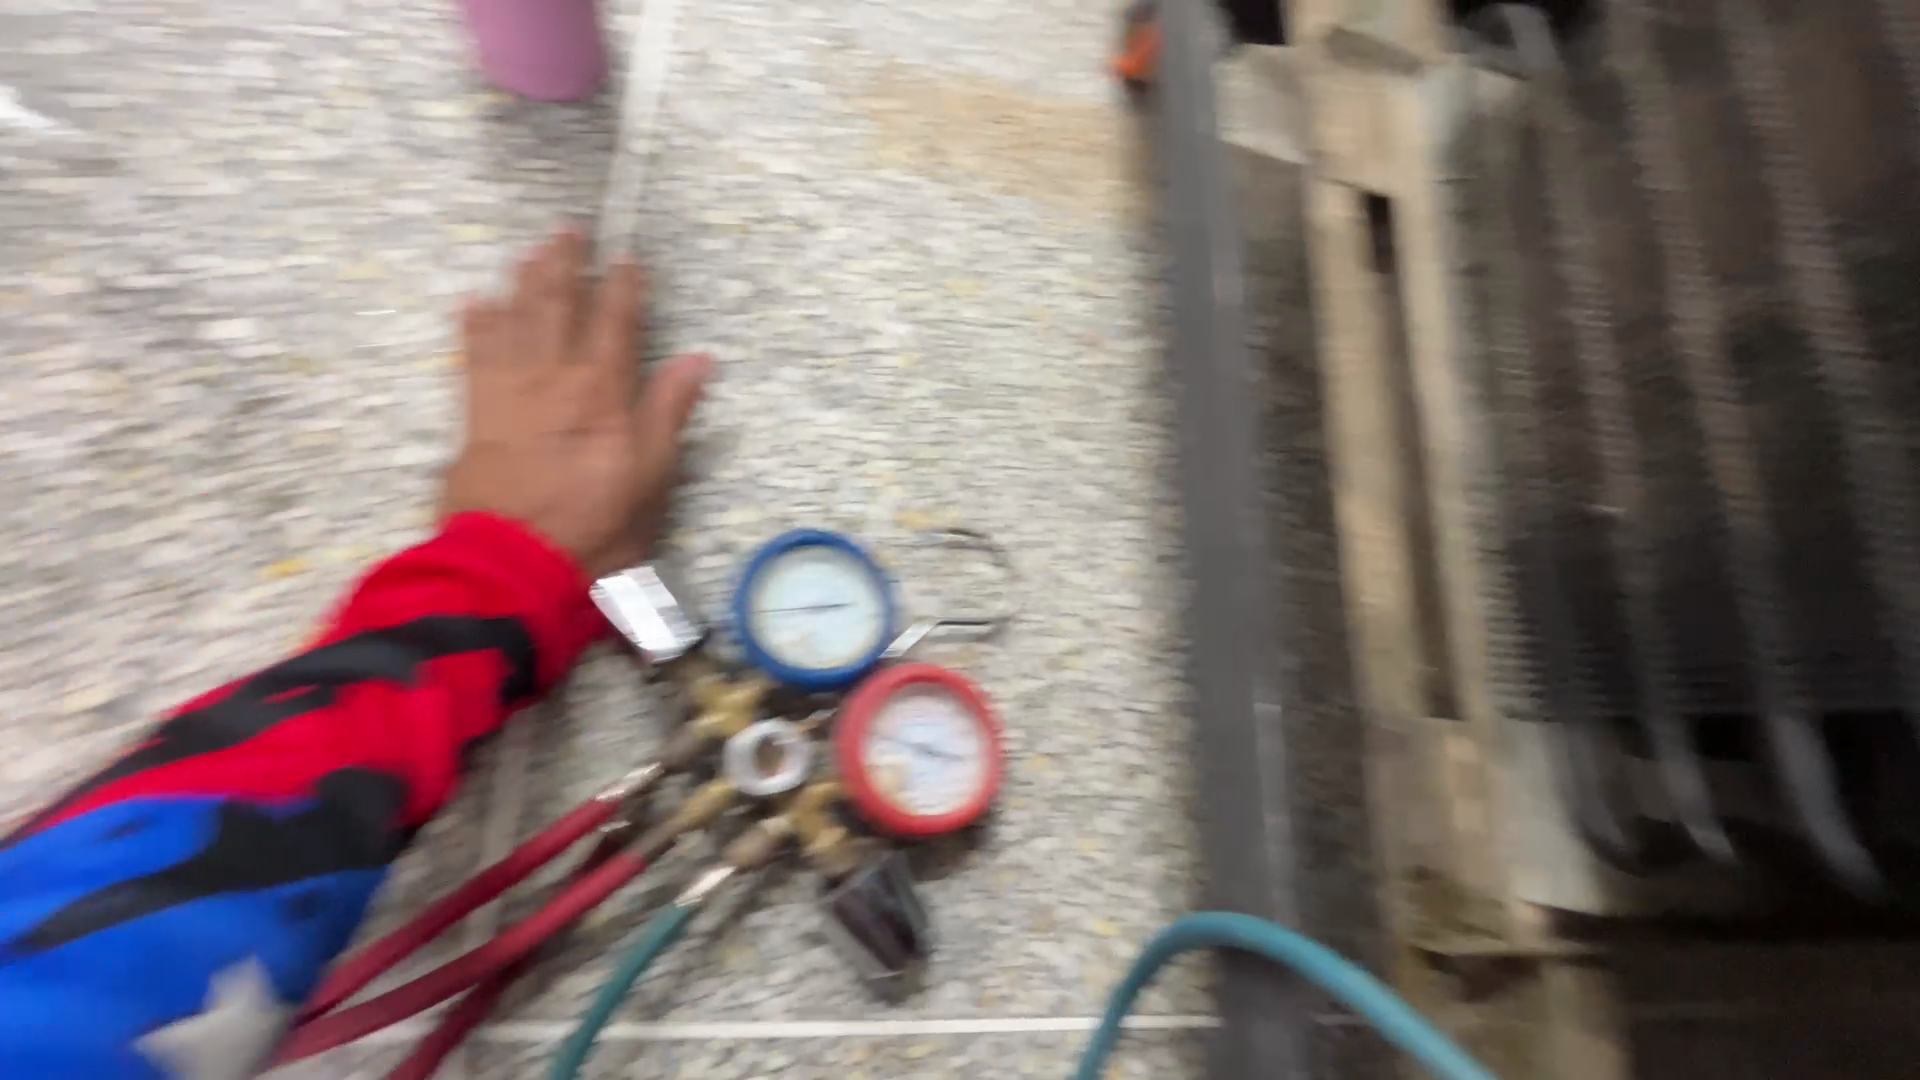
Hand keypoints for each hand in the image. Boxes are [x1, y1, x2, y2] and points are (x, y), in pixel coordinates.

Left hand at [442, 227, 710, 577]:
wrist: (517, 559)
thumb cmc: (598, 520)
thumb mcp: (652, 471)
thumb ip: (670, 409)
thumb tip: (698, 359)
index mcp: (602, 390)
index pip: (615, 321)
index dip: (622, 286)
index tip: (627, 258)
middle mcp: (552, 376)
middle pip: (556, 305)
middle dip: (565, 264)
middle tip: (568, 231)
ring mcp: (508, 390)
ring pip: (513, 318)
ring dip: (522, 280)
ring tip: (531, 252)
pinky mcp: (475, 411)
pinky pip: (473, 353)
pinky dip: (476, 324)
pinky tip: (478, 301)